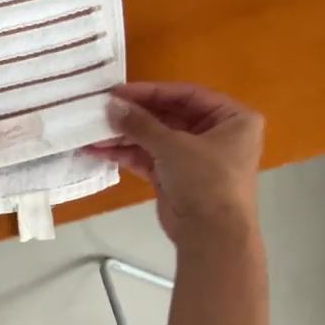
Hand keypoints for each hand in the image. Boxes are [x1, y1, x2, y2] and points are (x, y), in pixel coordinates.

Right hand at [85, 82, 264, 245]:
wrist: (211, 232)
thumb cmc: (207, 180)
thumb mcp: (173, 146)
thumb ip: (141, 125)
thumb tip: (112, 106)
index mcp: (231, 118)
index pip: (186, 96)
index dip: (151, 92)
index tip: (118, 92)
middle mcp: (214, 134)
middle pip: (168, 117)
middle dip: (134, 116)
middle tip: (102, 111)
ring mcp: (193, 156)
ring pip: (154, 138)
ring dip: (124, 136)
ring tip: (93, 133)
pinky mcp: (174, 176)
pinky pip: (148, 157)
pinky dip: (126, 154)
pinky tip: (100, 150)